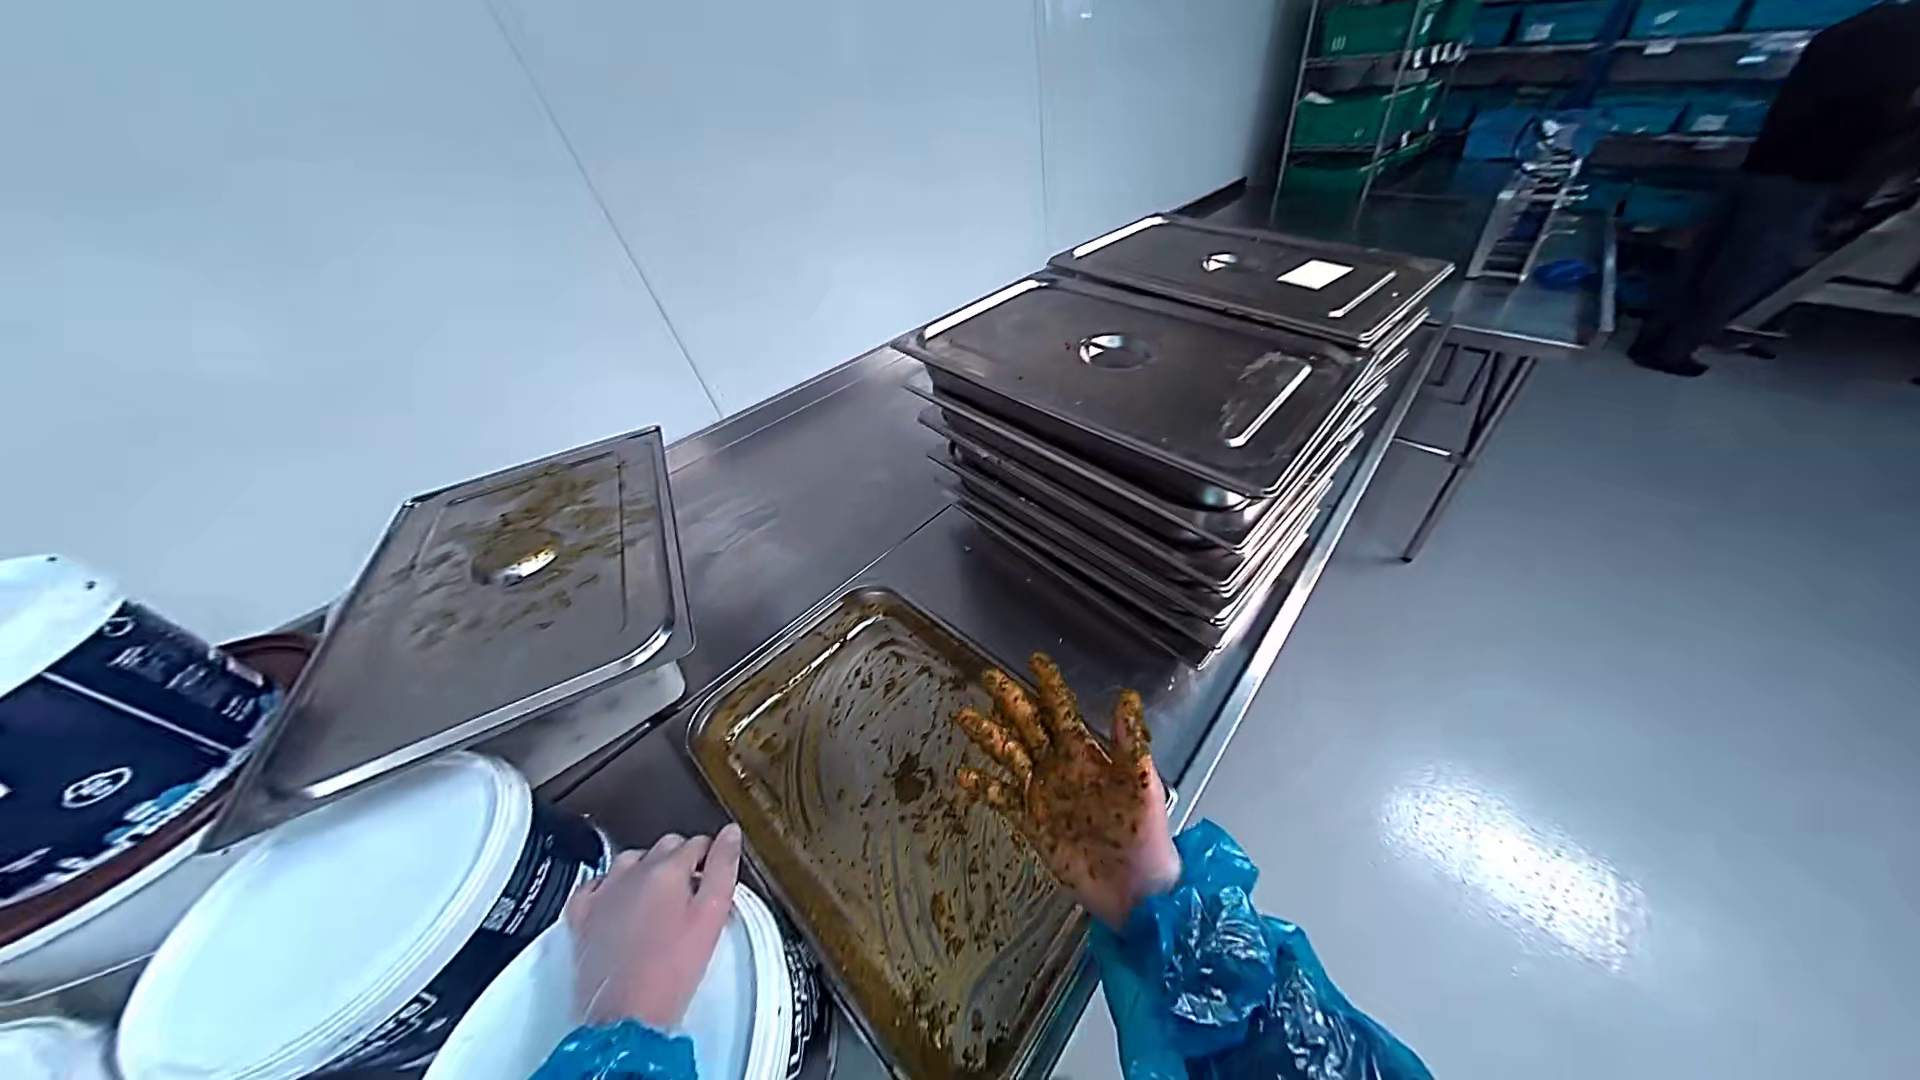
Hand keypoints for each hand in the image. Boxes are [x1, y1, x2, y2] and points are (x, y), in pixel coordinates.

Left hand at [566, 824, 742, 1029]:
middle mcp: (633, 873)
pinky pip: (595, 884)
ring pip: (632, 860)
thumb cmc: (670, 971)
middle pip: (666, 846)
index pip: (698, 842)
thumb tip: (730, 834)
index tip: (712, 877)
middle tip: (691, 893)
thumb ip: (724, 866)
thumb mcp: (713, 914)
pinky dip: (609, 886)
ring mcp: (604, 893)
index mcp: (668, 869)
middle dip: (682, 860)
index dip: (710, 858)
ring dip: (648, 869)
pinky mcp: (582, 917)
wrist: (625, 1019)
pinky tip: (620, 902)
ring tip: (659, 900)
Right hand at [953, 654, 1180, 928]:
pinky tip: (964, 776)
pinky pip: (1002, 798)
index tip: (1035, 659)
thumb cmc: (1144, 833)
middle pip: (1028, 725)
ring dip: (988, 736)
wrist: (1136, 890)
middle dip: (1009, 700)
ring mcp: (1042, 792)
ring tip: (965, 717)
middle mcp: (1058, 766)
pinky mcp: (1031, 821)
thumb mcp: (1142, 782)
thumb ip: (1131, 740)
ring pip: (1009, 755)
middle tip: (989, 677)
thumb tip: (1127, 695)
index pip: (1062, 709)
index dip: (1049, 684)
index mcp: (1085, 753)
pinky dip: (983, 787)